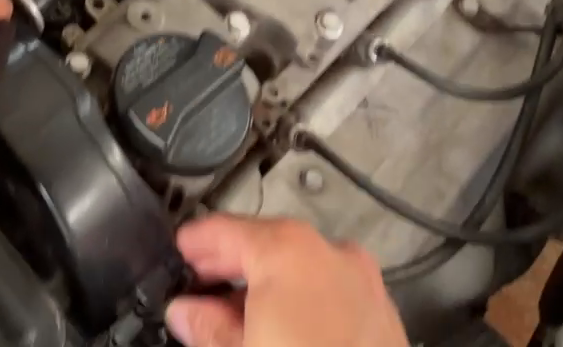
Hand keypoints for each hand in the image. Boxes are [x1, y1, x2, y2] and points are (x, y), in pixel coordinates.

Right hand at [166, 215, 406, 346]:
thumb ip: (205, 325)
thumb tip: (185, 311)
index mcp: (286, 250)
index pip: (222, 230)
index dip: (192, 244)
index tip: (175, 255)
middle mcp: (329, 252)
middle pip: (262, 245)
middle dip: (228, 267)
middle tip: (197, 288)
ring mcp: (364, 285)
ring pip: (297, 269)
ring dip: (263, 287)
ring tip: (234, 318)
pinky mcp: (387, 321)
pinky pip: (328, 293)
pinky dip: (300, 303)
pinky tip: (281, 332)